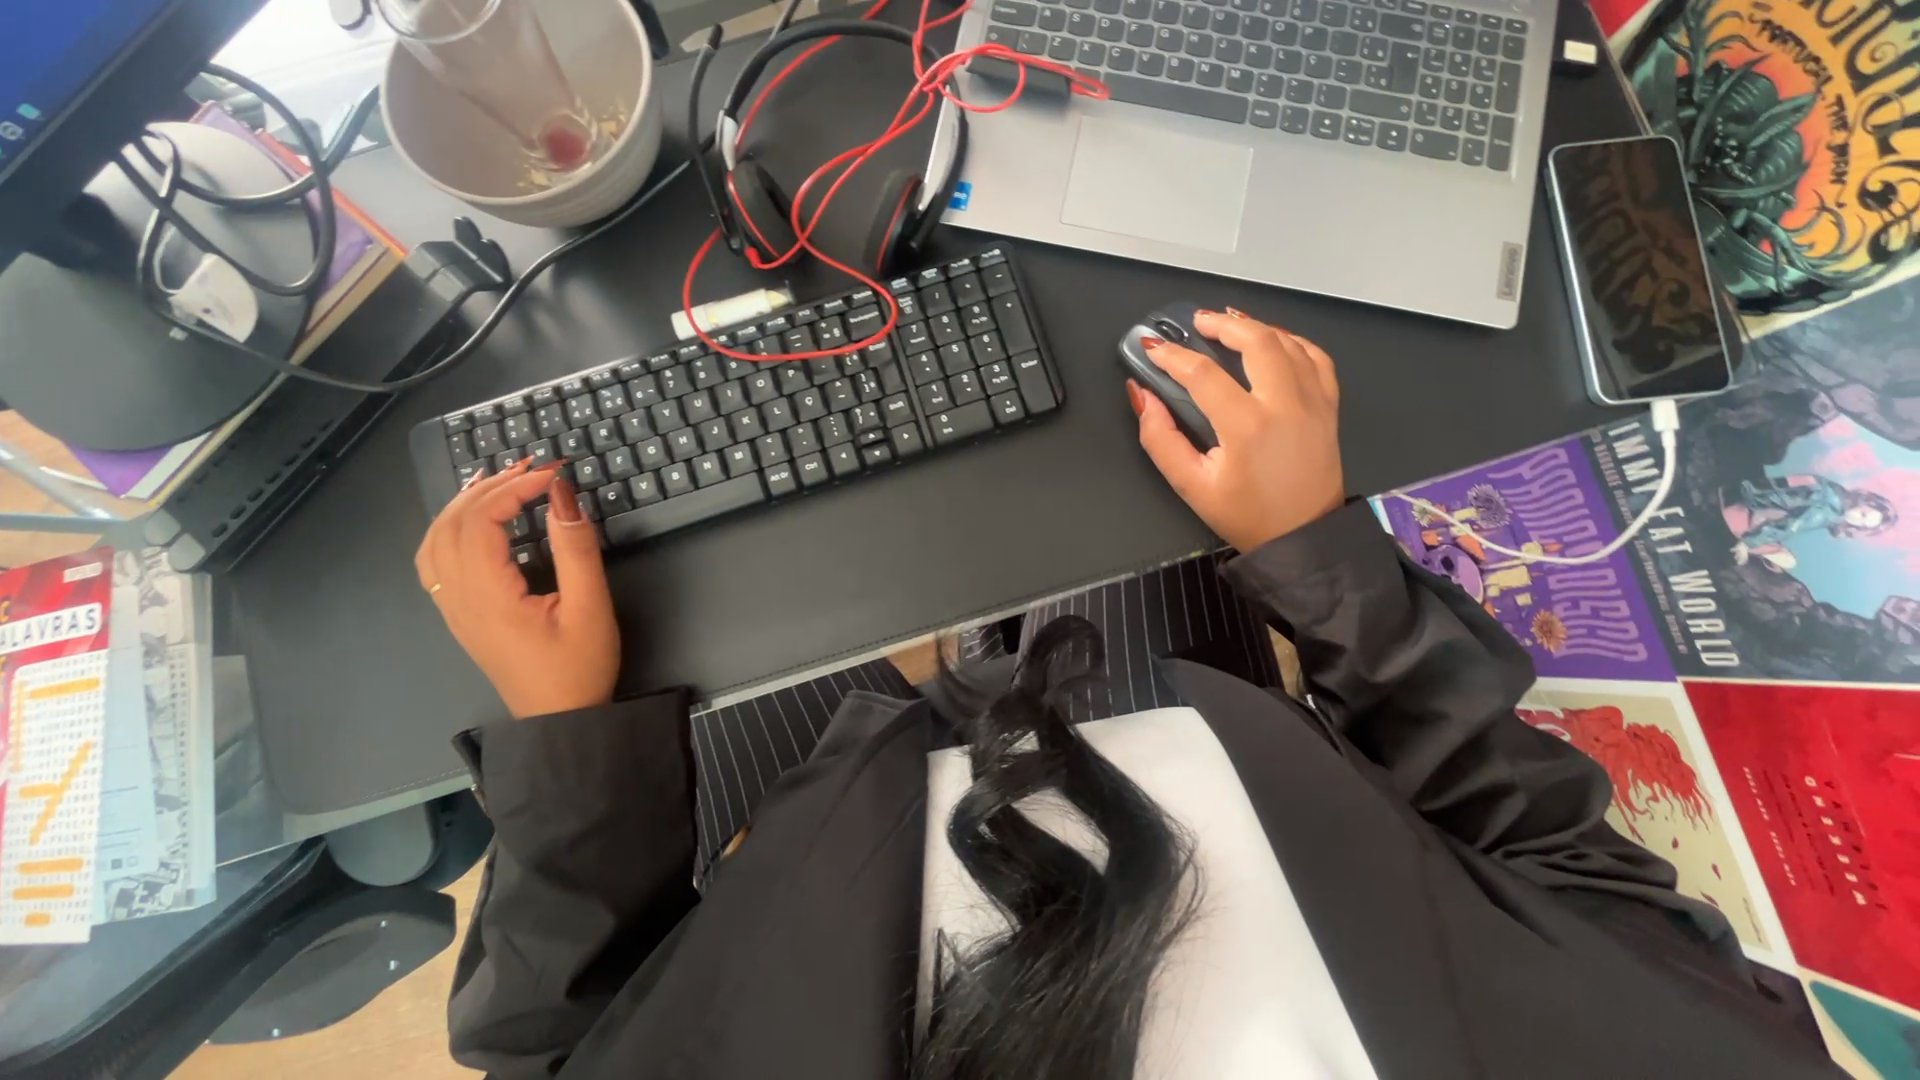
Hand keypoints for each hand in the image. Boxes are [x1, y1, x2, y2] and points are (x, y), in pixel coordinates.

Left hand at [415, 459, 619, 718]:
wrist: (560, 720)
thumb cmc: (579, 666)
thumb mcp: (590, 607)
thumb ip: (575, 549)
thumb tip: (563, 496)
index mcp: (488, 596)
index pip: (482, 522)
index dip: (514, 488)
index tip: (552, 473)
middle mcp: (458, 598)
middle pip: (452, 524)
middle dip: (490, 487)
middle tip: (531, 468)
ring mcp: (452, 608)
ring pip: (434, 540)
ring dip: (462, 504)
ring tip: (497, 480)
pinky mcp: (459, 614)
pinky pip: (435, 559)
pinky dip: (450, 527)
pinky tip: (474, 519)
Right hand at [1129, 308, 1344, 551]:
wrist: (1303, 537)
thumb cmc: (1245, 515)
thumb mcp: (1191, 485)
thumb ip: (1160, 439)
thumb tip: (1142, 397)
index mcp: (1246, 426)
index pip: (1202, 374)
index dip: (1172, 356)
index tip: (1153, 348)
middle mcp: (1285, 405)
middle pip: (1255, 341)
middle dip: (1221, 324)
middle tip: (1197, 321)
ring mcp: (1313, 402)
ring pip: (1288, 342)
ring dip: (1256, 326)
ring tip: (1230, 322)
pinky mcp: (1329, 407)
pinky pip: (1316, 357)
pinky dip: (1293, 341)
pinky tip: (1274, 340)